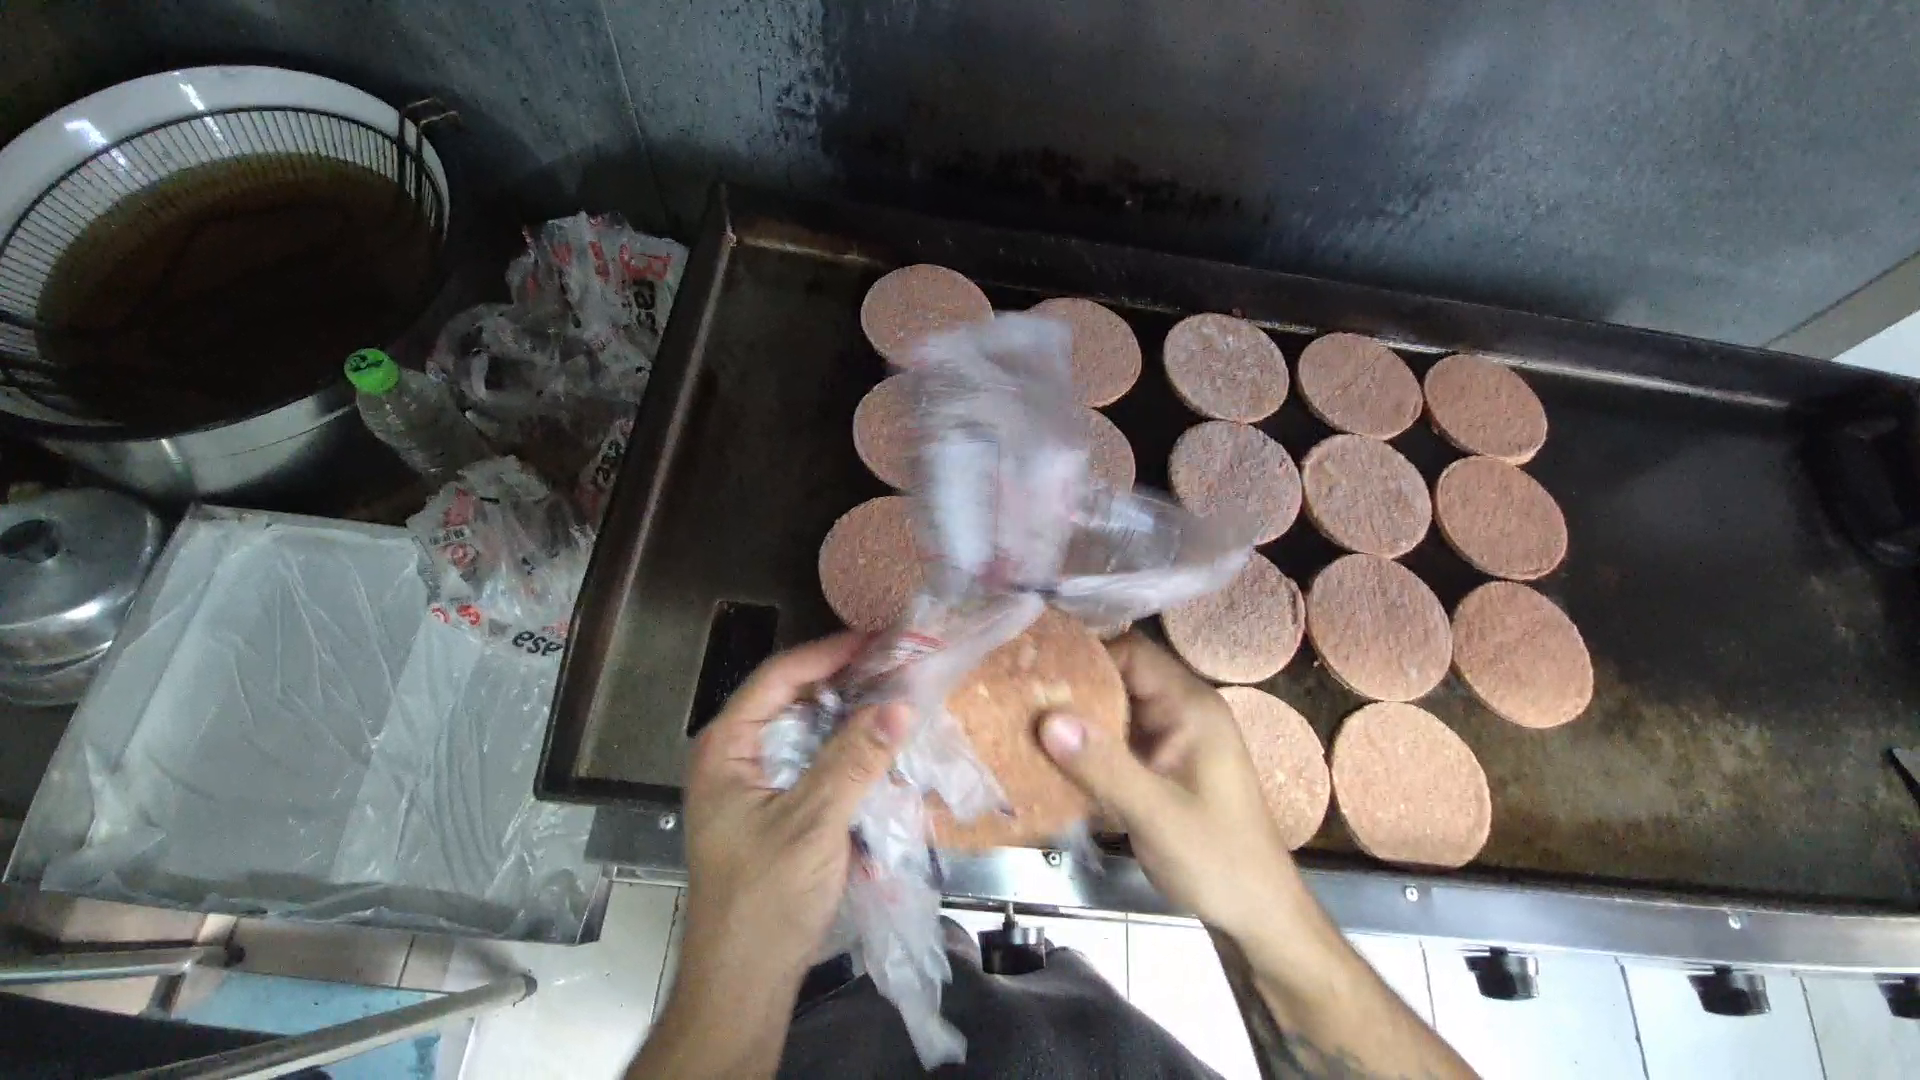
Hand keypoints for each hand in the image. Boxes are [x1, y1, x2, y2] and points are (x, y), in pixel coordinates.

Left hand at [680, 633, 910, 994]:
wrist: (744, 983)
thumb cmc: (765, 899)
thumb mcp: (813, 823)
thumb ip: (855, 760)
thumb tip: (901, 705)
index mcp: (726, 748)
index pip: (778, 678)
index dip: (828, 653)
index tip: (877, 640)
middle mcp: (737, 757)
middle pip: (795, 701)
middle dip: (847, 685)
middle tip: (898, 669)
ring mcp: (756, 785)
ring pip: (810, 734)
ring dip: (852, 720)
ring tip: (899, 702)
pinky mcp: (777, 811)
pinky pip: (816, 766)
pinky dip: (849, 756)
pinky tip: (885, 752)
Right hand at [1039, 633, 1309, 941]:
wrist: (1258, 917)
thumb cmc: (1218, 859)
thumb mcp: (1157, 814)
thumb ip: (1103, 765)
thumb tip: (1047, 718)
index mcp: (1190, 706)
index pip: (1130, 652)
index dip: (1083, 654)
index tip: (1033, 666)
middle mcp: (1180, 713)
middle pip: (1117, 679)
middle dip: (1070, 688)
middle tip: (1016, 696)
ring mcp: (1169, 741)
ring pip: (1112, 712)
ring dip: (1074, 719)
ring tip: (1019, 720)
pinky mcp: (1159, 768)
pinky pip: (1115, 743)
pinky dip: (1085, 749)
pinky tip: (1046, 759)